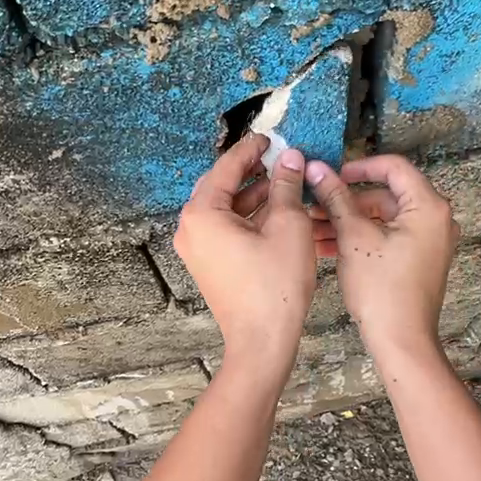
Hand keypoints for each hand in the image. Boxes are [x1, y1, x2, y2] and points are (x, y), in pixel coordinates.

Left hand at [173, 134, 315, 365]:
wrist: (262, 341)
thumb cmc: (275, 286)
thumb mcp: (287, 226)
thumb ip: (286, 186)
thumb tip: (290, 159)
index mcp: (202, 213)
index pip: (227, 167)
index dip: (252, 150)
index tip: (271, 139)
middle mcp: (191, 229)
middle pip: (222, 187)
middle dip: (254, 173)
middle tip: (281, 160)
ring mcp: (197, 249)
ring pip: (227, 210)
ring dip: (256, 197)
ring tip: (287, 186)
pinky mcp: (209, 265)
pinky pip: (227, 231)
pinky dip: (251, 220)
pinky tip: (279, 214)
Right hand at [304, 155, 457, 361]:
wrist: (401, 340)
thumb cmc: (383, 290)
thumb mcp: (354, 237)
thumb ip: (336, 198)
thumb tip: (318, 169)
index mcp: (428, 206)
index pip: (393, 167)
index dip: (358, 167)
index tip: (330, 174)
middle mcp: (436, 219)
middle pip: (384, 195)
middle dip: (345, 200)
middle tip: (312, 205)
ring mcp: (429, 241)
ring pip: (382, 218)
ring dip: (347, 221)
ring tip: (311, 229)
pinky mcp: (418, 259)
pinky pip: (387, 237)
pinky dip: (360, 238)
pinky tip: (326, 246)